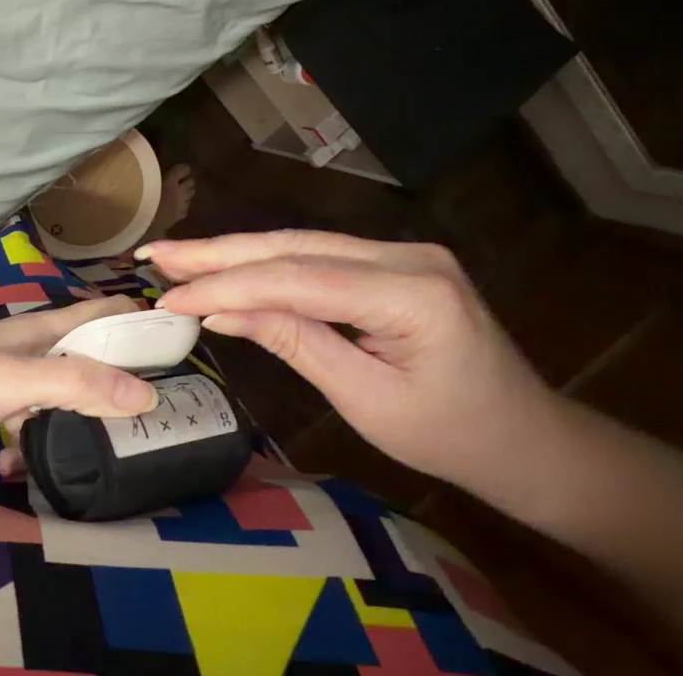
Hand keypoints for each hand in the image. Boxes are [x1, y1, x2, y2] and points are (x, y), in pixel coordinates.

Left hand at [0, 296, 160, 471]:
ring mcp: (1, 374)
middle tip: (152, 394)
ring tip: (106, 432)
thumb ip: (76, 382)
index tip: (173, 334)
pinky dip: (33, 432)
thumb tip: (146, 393)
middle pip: (79, 350)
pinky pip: (24, 414)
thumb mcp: (18, 380)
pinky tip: (27, 457)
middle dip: (113, 367)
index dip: (131, 317)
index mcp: (35, 330)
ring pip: (53, 385)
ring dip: (77, 404)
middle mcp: (22, 345)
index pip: (94, 314)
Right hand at [143, 231, 564, 492]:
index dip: (227, 286)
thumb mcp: (365, 399)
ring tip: (176, 257)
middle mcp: (407, 255)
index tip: (169, 297)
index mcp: (412, 292)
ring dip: (235, 252)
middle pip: (294, 247)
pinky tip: (226, 265)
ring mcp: (401, 252)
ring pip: (300, 244)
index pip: (298, 279)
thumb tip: (219, 313)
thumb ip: (293, 342)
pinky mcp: (391, 262)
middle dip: (219, 253)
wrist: (526, 439)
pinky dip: (266, 263)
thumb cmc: (451, 435)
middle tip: (156, 254)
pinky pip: (317, 257)